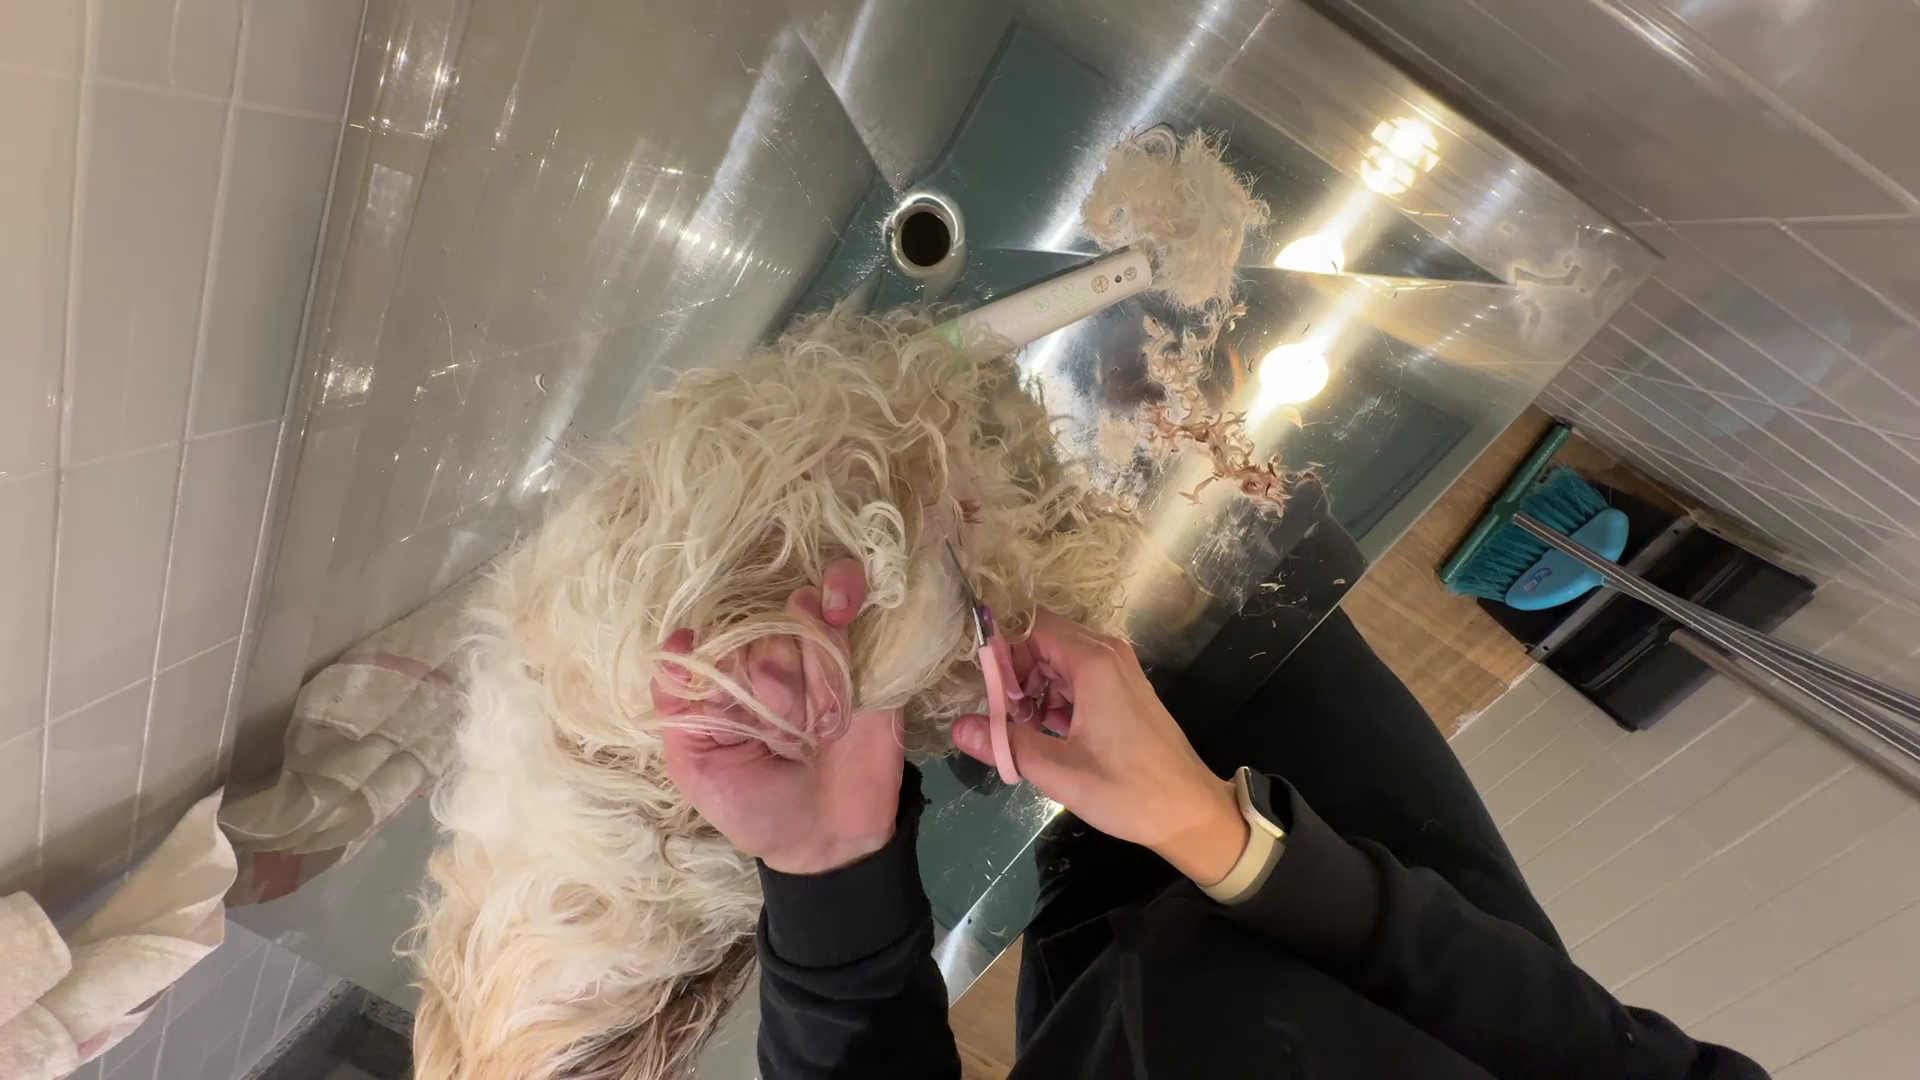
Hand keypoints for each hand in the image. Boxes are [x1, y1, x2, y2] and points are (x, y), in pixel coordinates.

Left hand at [656, 559, 905, 874]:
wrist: (829, 840)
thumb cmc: (756, 808)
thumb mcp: (699, 769)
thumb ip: (679, 709)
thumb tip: (676, 642)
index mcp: (734, 682)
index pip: (722, 639)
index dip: (728, 668)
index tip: (736, 712)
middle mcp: (777, 661)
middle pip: (766, 629)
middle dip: (774, 678)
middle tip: (787, 732)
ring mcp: (823, 655)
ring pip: (805, 616)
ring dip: (808, 657)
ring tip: (818, 714)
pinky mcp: (868, 655)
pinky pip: (850, 604)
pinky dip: (843, 590)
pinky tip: (840, 608)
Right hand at [952, 611, 1247, 885]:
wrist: (1191, 813)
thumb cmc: (1128, 791)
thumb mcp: (1060, 771)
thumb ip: (1006, 744)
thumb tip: (958, 729)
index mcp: (1093, 662)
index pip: (1032, 627)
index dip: (1003, 653)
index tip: (988, 692)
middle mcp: (1106, 653)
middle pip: (1043, 640)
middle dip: (1016, 673)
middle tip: (1004, 715)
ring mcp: (1117, 669)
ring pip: (1058, 659)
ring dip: (1034, 686)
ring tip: (1023, 728)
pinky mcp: (1122, 687)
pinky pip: (1077, 675)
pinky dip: (1055, 695)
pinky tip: (1047, 731)